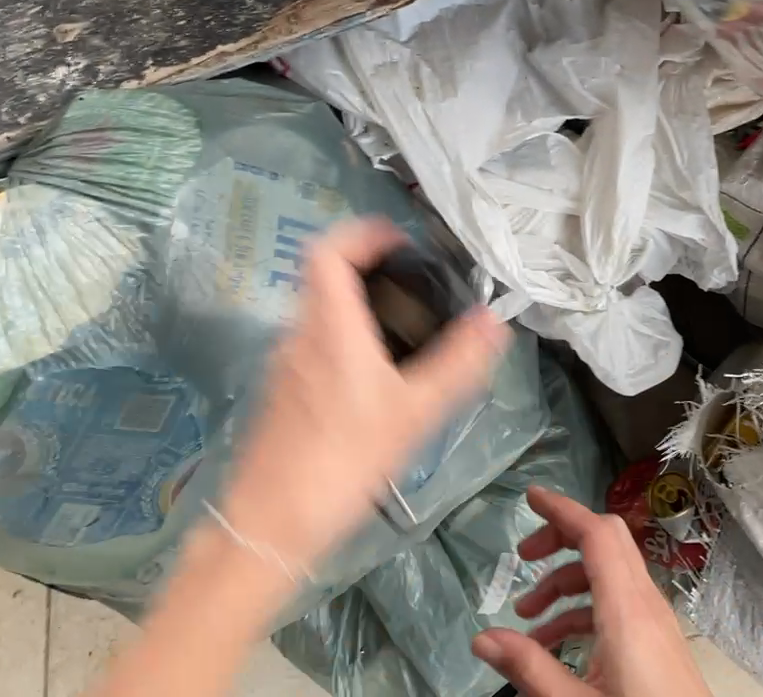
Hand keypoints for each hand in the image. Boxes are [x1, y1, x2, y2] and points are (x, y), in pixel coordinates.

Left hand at [216, 218, 510, 571]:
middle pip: (324, 277)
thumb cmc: (343, 460)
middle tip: (415, 287)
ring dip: (357, 307)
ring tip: (403, 332)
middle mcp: (299, 334)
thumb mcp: (414, 413)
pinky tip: (374, 381)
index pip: (329, 250)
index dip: (363, 233)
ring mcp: (284, 365)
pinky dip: (344, 339)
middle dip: (369, 270)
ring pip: (320, 314)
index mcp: (330, 326)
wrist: (267, 528)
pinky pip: (315, 345)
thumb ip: (458, 363)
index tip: (402, 242)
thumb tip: (495, 320)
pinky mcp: (280, 394)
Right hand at [471, 486, 713, 696]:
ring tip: (526, 616)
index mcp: (626, 607)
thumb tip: (481, 638)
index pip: (595, 532)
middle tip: (523, 559)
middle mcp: (645, 600)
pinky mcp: (657, 637)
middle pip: (604, 540)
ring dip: (566, 582)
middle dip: (560, 539)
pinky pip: (618, 601)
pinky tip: (553, 644)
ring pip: (608, 572)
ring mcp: (655, 617)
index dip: (562, 508)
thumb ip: (529, 668)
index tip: (529, 496)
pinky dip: (583, 608)